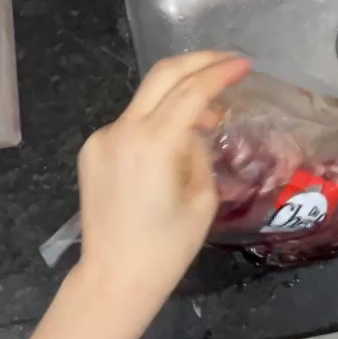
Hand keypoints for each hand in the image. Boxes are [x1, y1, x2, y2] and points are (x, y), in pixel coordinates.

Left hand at [73, 51, 250, 314]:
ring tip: (209, 114)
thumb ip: (199, 150)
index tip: (245, 64)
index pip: (193, 90)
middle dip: (199, 61)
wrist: (114, 277)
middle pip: (163, 74)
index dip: (221, 72)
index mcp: (155, 142)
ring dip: (179, 95)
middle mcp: (124, 129)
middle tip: (228, 61)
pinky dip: (156, 121)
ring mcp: (103, 136)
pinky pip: (131, 123)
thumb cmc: (167, 248)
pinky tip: (172, 144)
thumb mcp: (202, 198)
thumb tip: (194, 129)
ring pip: (147, 99)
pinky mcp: (92, 149)